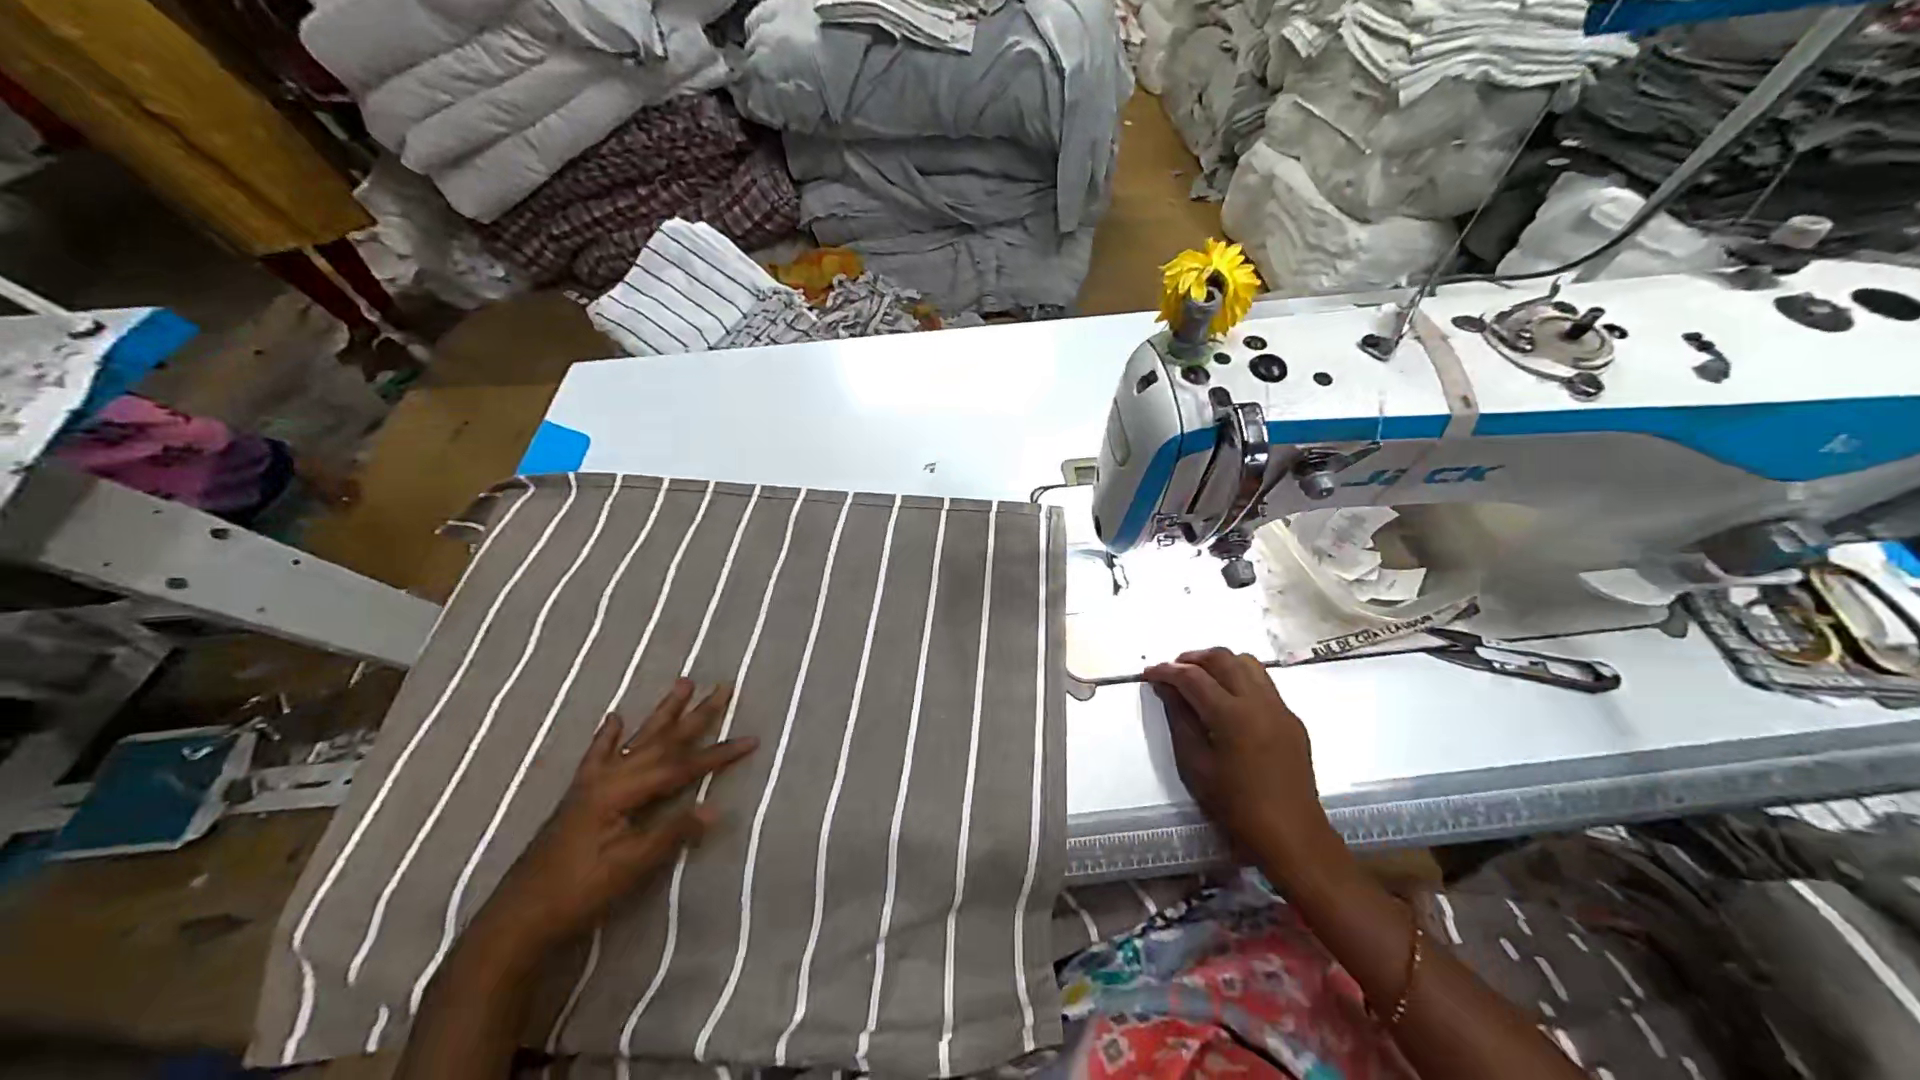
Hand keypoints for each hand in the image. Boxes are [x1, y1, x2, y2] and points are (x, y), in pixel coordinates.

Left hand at [474, 680, 756, 958]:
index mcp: (620, 791)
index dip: (718, 754)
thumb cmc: (577, 893)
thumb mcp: (630, 867)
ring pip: (636, 739)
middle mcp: (608, 778)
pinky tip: (614, 718)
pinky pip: (597, 756)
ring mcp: (591, 784)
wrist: (517, 919)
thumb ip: (671, 834)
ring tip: (683, 683)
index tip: (751, 739)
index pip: (680, 766)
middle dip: (696, 715)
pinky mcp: (580, 797)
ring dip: (662, 712)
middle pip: (662, 741)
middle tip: (722, 687)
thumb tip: (715, 808)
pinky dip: (607, 736)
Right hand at [1144, 648, 1334, 877]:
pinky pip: (1264, 685)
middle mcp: (1259, 702)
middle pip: (1224, 658)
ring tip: (1200, 678)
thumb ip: (1180, 719)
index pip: (1193, 677)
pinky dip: (1241, 680)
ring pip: (1248, 664)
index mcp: (1232, 715)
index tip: (1149, 673)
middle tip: (1173, 670)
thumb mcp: (1196, 765)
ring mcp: (1280, 709)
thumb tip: (1167, 690)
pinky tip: (1228, 700)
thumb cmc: (1235, 805)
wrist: (1290, 834)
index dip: (1166, 671)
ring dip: (1220, 664)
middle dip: (1194, 658)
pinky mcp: (1292, 720)